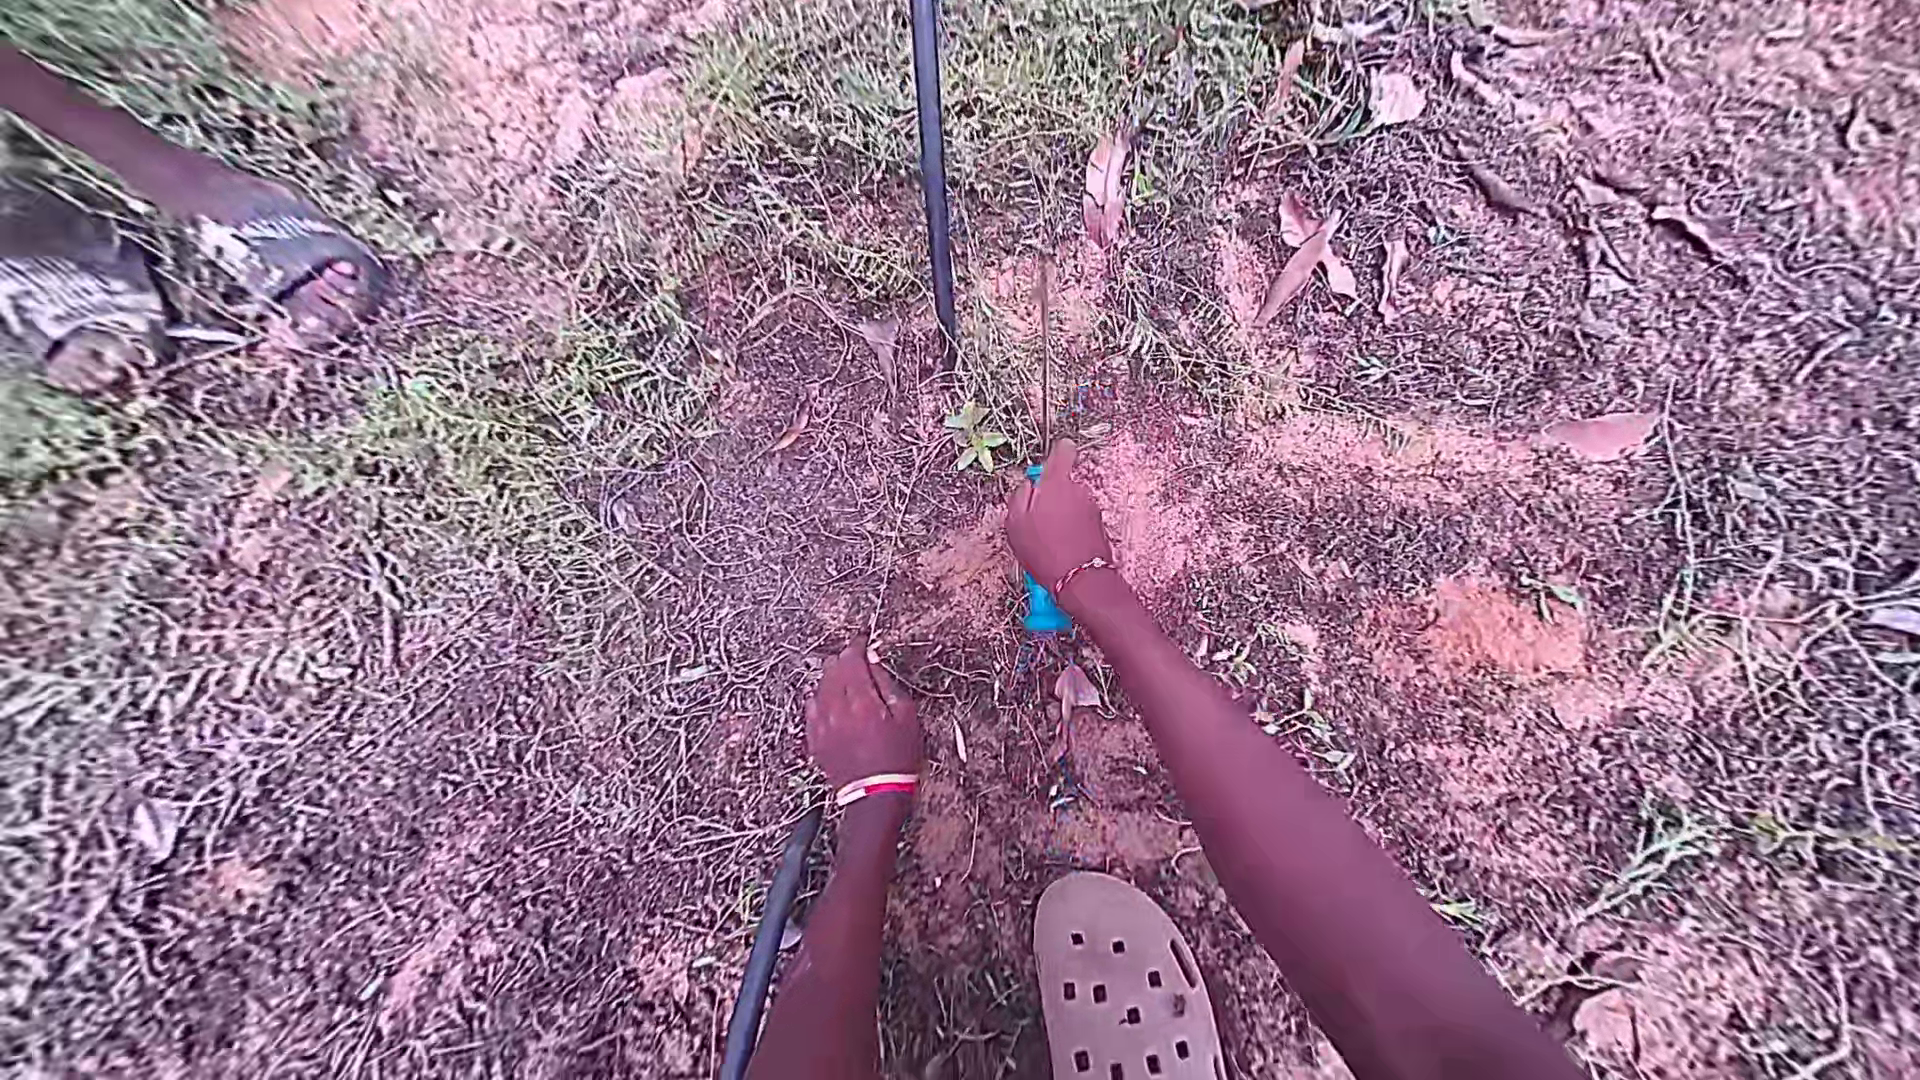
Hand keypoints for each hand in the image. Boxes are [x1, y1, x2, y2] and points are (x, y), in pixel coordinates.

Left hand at [805, 636, 922, 790]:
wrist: (876, 795)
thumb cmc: (897, 756)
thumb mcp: (906, 715)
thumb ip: (886, 682)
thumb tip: (873, 658)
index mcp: (861, 700)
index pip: (851, 657)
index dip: (858, 644)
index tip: (864, 640)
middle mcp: (835, 708)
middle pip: (831, 667)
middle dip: (845, 659)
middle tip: (859, 661)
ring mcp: (821, 724)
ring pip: (819, 684)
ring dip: (833, 676)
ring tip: (850, 681)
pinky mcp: (813, 737)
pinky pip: (811, 705)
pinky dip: (822, 696)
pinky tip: (835, 701)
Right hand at [1004, 439, 1115, 598]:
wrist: (1079, 580)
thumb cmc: (1043, 551)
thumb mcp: (1015, 523)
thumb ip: (1020, 496)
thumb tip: (1028, 484)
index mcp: (1056, 484)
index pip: (1062, 452)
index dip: (1057, 452)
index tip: (1051, 460)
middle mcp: (1078, 490)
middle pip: (1063, 483)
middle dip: (1051, 496)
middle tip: (1036, 520)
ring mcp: (1091, 507)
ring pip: (1071, 502)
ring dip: (1061, 514)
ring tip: (1048, 538)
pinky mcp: (1099, 524)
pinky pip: (1079, 518)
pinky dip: (1070, 527)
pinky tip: (1060, 545)